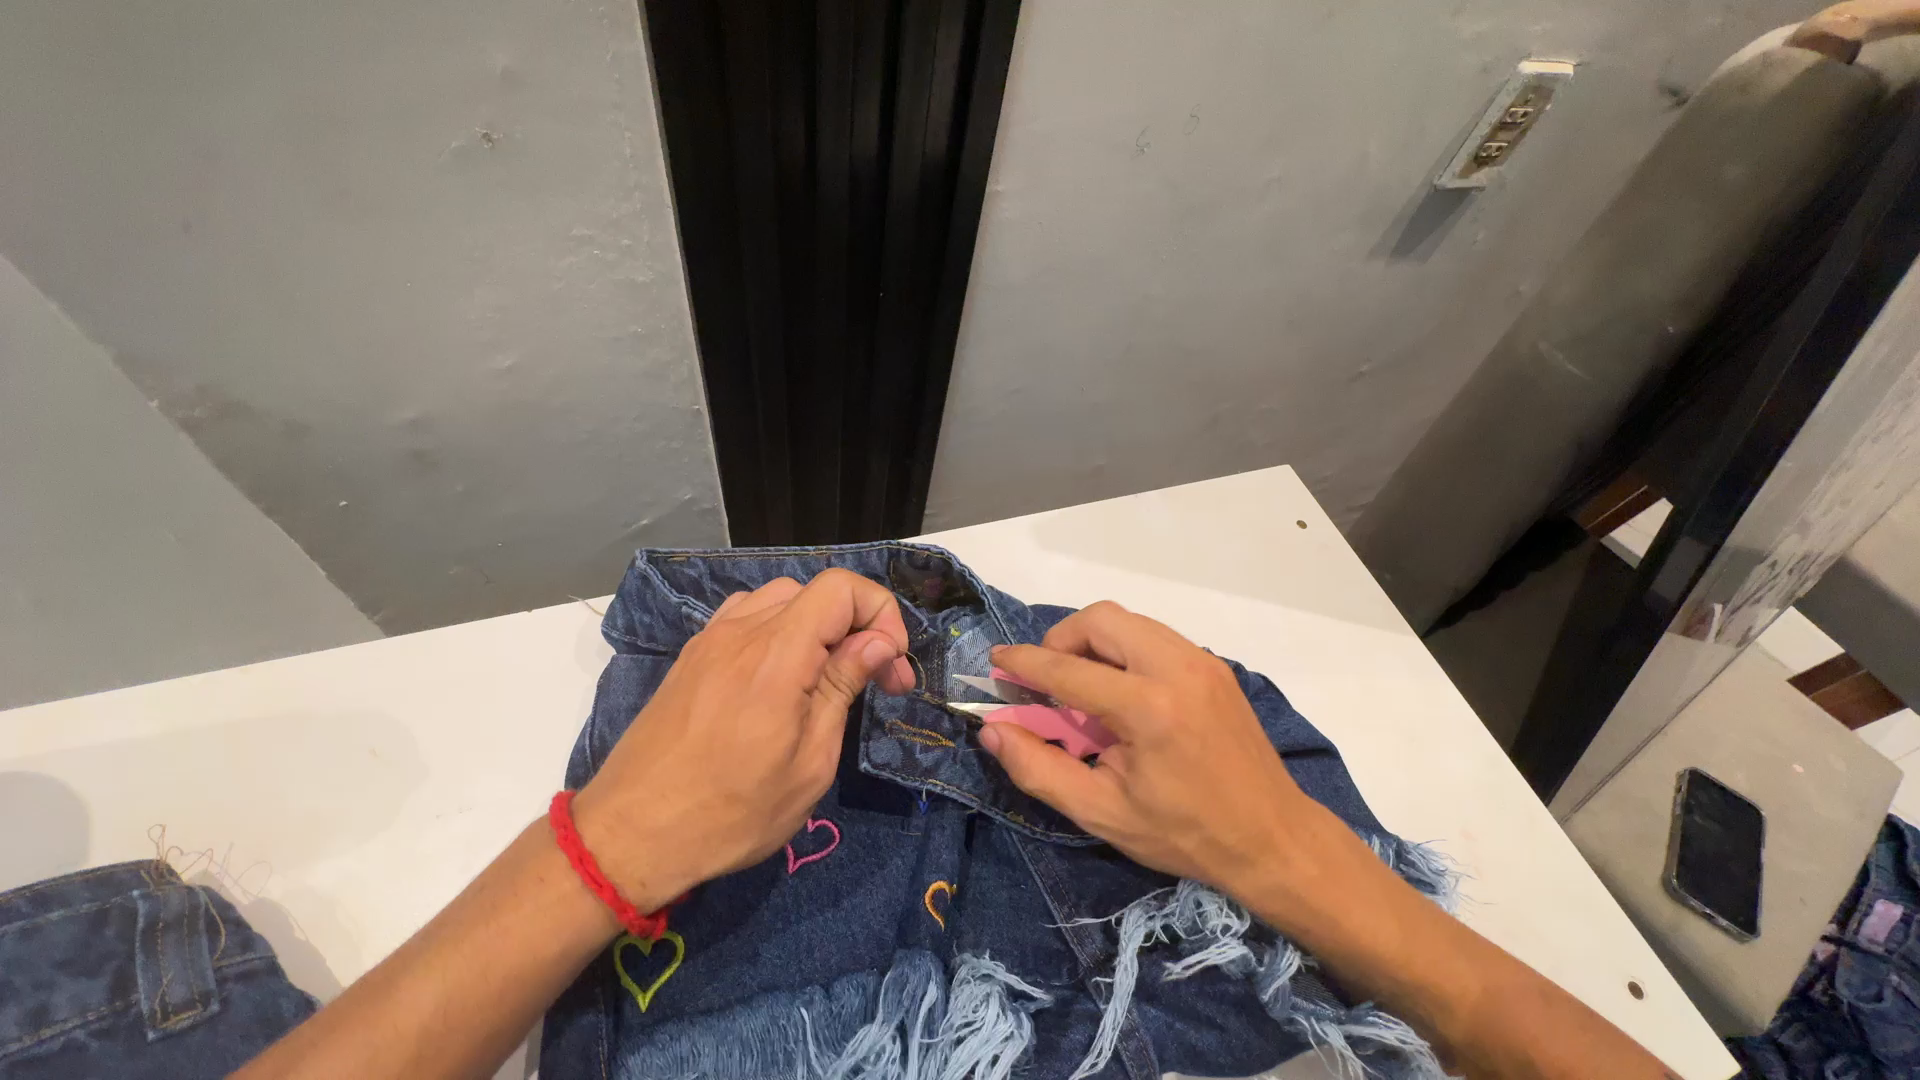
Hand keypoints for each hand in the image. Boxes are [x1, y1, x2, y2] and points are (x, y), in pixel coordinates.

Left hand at [573, 569, 914, 910]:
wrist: (630, 836)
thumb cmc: (732, 812)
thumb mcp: (809, 761)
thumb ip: (842, 686)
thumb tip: (878, 641)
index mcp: (776, 654)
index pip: (841, 589)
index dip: (881, 614)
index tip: (892, 668)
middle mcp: (741, 631)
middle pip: (815, 590)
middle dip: (857, 624)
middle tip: (873, 679)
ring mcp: (710, 640)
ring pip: (779, 598)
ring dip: (817, 625)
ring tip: (828, 676)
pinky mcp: (692, 658)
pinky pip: (746, 618)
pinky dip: (779, 630)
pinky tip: (782, 675)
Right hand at [981, 602, 1324, 899]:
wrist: (1272, 839)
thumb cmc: (1184, 833)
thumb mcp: (1101, 811)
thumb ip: (1039, 768)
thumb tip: (993, 731)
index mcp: (1148, 708)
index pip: (1068, 669)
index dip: (1025, 663)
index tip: (997, 663)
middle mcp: (1177, 668)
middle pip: (1101, 620)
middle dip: (1061, 640)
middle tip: (1045, 679)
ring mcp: (1202, 662)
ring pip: (1129, 622)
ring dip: (1093, 642)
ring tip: (1080, 686)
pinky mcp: (1214, 667)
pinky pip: (1155, 636)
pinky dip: (1124, 649)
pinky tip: (1119, 692)